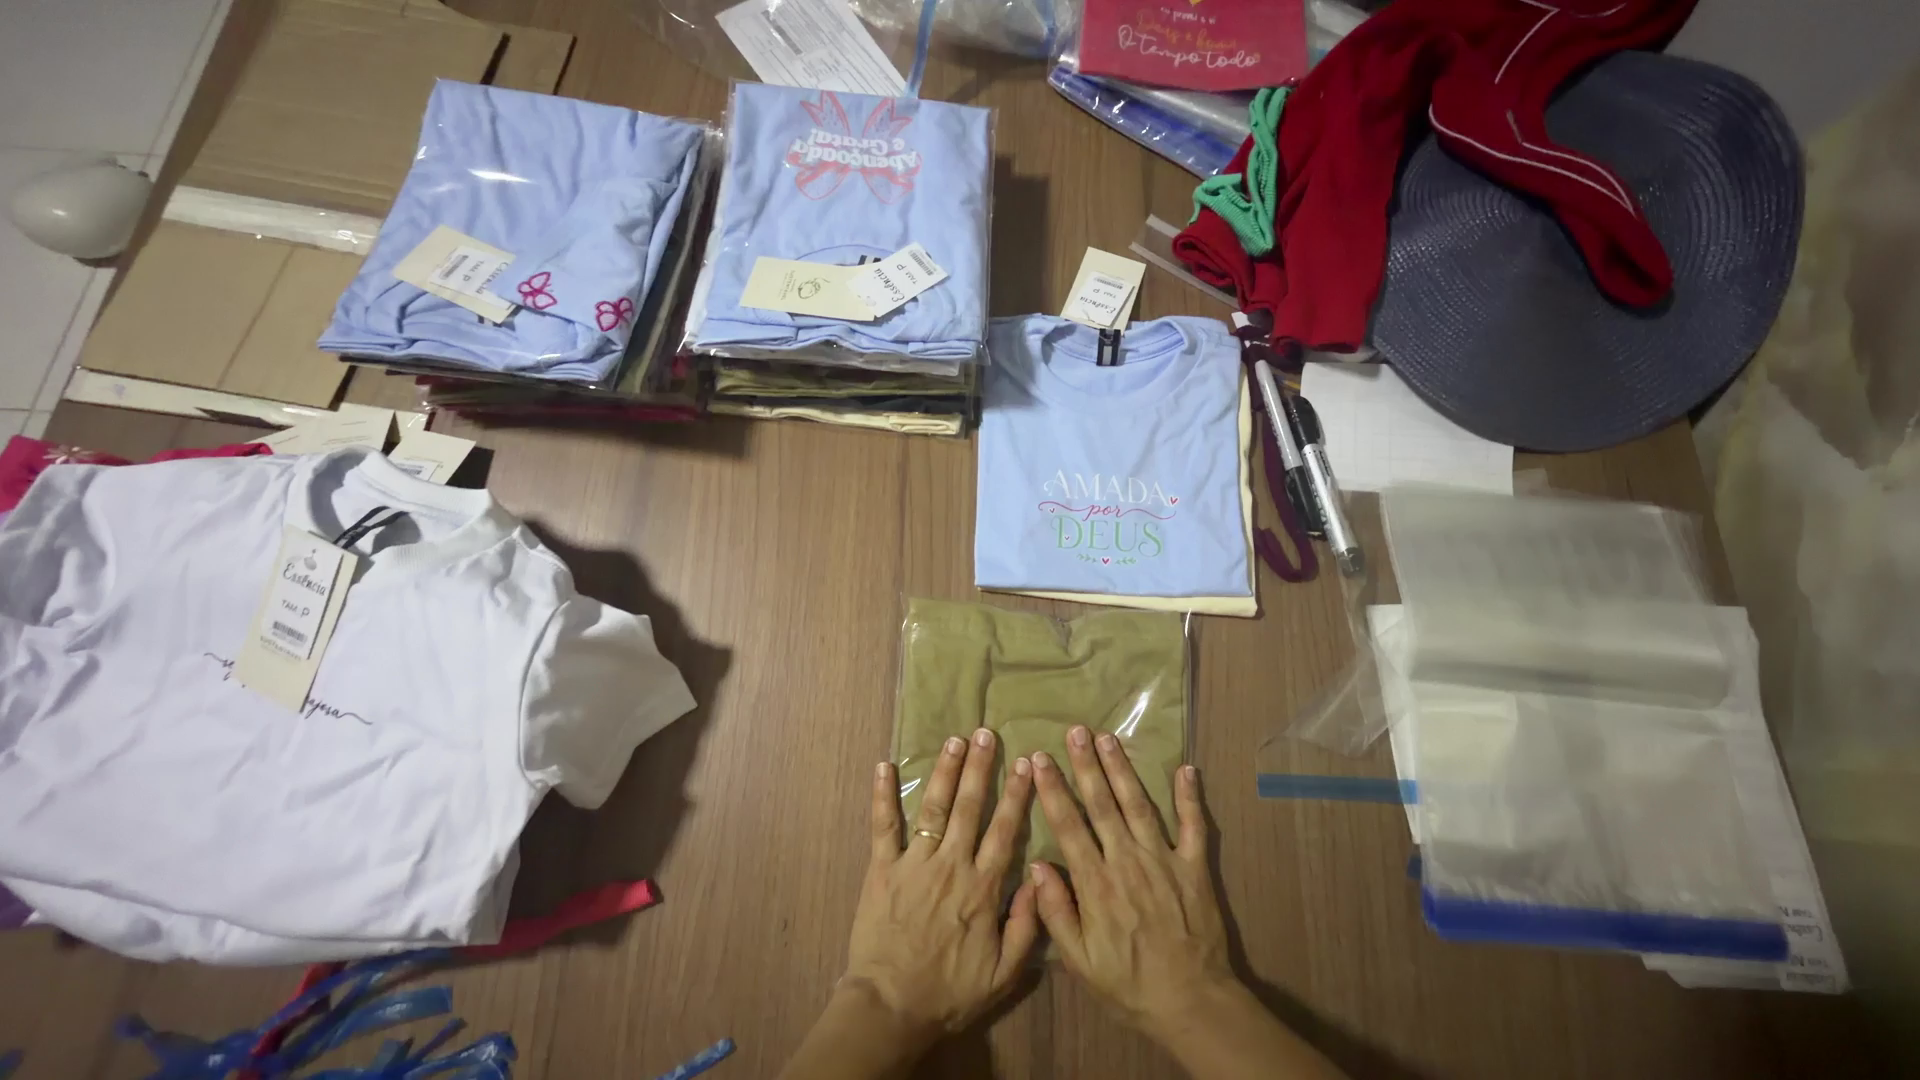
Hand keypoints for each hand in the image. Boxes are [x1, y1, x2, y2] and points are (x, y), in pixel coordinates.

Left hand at [846, 728, 1038, 1040]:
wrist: (892, 1006)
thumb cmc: (950, 991)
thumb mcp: (1003, 973)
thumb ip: (1027, 926)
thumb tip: (1042, 879)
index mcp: (982, 887)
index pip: (1005, 830)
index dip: (1017, 795)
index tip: (1027, 764)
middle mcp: (951, 865)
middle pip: (970, 808)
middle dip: (980, 768)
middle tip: (987, 733)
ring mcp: (914, 863)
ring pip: (934, 808)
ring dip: (945, 772)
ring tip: (955, 740)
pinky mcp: (882, 868)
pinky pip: (883, 826)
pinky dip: (882, 795)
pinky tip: (884, 765)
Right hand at [1027, 726, 1234, 1037]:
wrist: (1192, 1002)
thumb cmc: (1128, 984)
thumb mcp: (1079, 961)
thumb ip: (1055, 911)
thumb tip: (1035, 865)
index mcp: (1095, 882)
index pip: (1068, 825)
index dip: (1052, 789)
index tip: (1038, 759)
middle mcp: (1127, 861)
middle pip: (1102, 804)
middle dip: (1085, 765)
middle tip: (1075, 730)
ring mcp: (1164, 860)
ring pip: (1139, 805)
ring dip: (1123, 769)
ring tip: (1108, 737)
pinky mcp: (1195, 867)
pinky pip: (1194, 826)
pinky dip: (1190, 797)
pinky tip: (1186, 769)